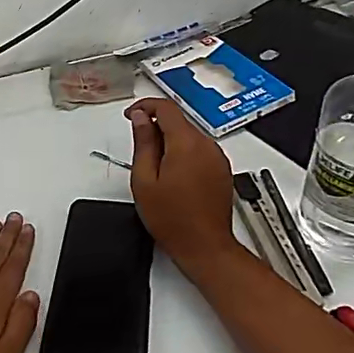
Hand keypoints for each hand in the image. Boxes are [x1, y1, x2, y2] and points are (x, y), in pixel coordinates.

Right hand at [126, 98, 240, 269]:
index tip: (132, 115)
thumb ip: (143, 143)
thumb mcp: (144, 178)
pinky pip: (199, 150)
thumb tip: (141, 119)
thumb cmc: (173, 219)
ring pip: (189, 135)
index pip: (166, 108)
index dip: (145, 106)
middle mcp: (207, 147)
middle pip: (178, 121)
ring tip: (153, 166)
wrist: (204, 246)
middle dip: (155, 126)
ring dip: (169, 140)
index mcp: (186, 144)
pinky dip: (183, 152)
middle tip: (138, 145)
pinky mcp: (221, 170)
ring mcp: (217, 158)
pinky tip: (171, 174)